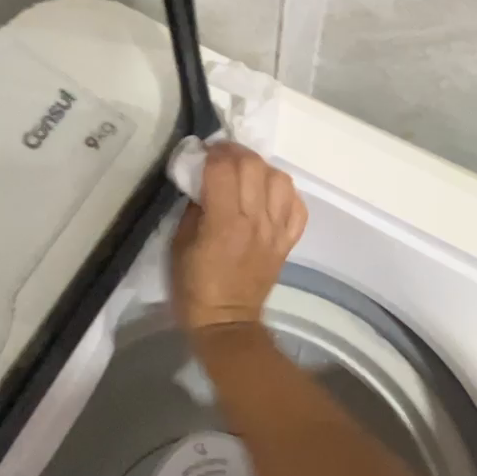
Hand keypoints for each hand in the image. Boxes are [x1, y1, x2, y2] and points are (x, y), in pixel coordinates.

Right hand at [170, 143, 307, 331]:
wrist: (226, 323)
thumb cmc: (193, 286)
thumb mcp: (179, 244)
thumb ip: (194, 208)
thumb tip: (203, 183)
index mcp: (224, 223)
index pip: (224, 169)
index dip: (213, 153)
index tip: (204, 152)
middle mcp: (255, 222)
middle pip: (254, 167)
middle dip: (236, 153)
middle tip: (223, 156)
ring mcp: (275, 232)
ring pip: (281, 181)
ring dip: (262, 169)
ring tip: (248, 173)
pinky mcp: (287, 242)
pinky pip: (297, 207)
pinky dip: (285, 194)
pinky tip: (269, 195)